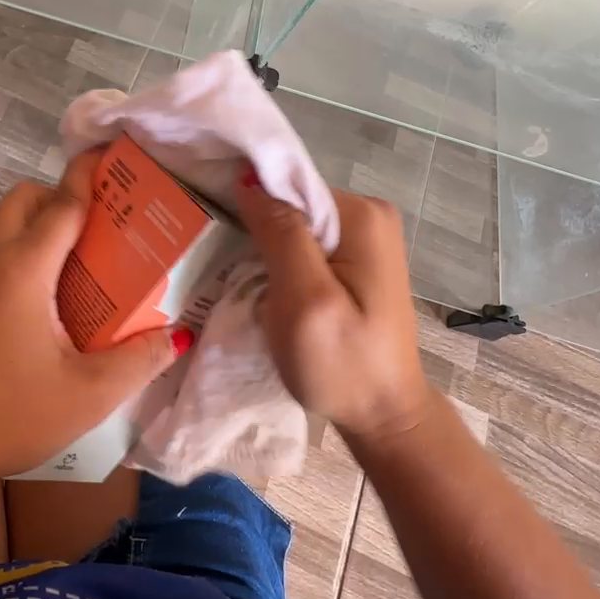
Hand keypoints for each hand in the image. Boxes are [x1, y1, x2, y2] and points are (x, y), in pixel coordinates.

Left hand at [0, 149, 182, 491]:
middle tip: (106, 227)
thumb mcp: (88, 394)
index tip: (117, 157)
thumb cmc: (9, 413)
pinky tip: (54, 296)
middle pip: (27, 199)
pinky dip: (27, 249)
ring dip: (44, 224)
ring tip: (88, 261)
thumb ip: (140, 360)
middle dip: (63, 197)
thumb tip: (179, 335)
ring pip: (7, 223)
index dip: (91, 177)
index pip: (63, 203)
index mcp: (23, 267)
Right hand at [235, 170, 431, 443]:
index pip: (289, 185)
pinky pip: (305, 244)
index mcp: (362, 217)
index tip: (215, 226)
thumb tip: (250, 181)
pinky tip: (262, 282)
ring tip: (238, 272)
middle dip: (257, 226)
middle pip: (292, 202)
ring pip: (295, 224)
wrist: (384, 418)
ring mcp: (365, 239)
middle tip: (225, 258)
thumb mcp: (305, 300)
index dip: (249, 203)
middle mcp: (369, 216)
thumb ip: (282, 235)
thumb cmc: (343, 364)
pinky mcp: (355, 261)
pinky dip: (280, 259)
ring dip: (265, 245)